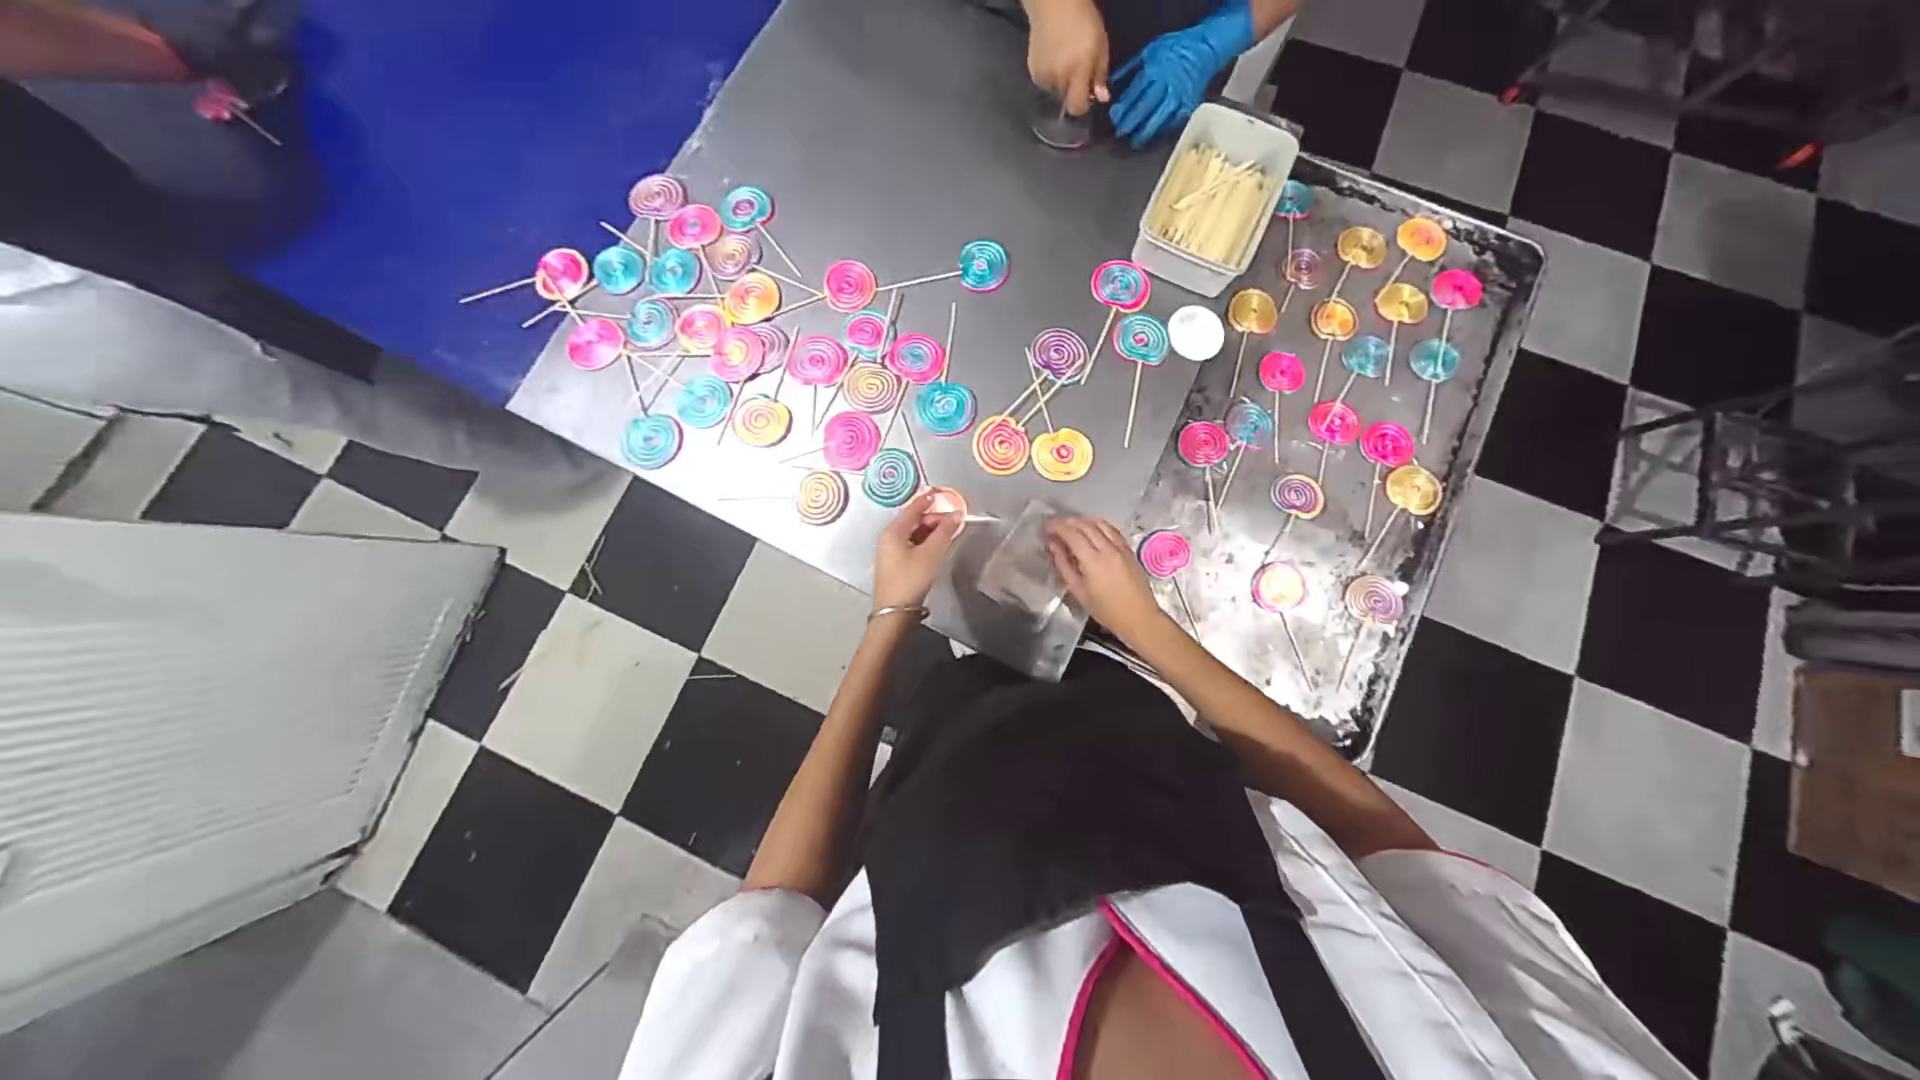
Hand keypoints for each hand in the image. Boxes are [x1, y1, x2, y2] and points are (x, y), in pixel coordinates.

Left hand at [872, 490, 963, 610]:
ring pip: (913, 534)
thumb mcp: (931, 554)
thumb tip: (956, 514)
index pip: (913, 508)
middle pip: (913, 521)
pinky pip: (911, 545)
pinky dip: (925, 542)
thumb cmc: (911, 579)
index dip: (929, 500)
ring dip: (930, 531)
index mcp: (893, 531)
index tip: (943, 494)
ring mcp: (889, 551)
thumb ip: (945, 532)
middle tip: (953, 521)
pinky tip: (937, 547)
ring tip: (949, 533)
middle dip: (934, 519)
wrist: (895, 612)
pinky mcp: (894, 563)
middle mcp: (888, 538)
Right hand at [1024, 0, 1109, 115]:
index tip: (1087, 94)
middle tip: (1077, 70)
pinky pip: (1044, 83)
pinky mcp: (1033, 72)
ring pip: (1055, 92)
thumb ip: (1100, 75)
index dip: (1083, 105)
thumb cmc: (1083, 21)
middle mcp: (1059, 79)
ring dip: (1061, 83)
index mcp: (1077, 73)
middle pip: (1066, 100)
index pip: (1077, 108)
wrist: (1054, 3)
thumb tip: (1101, 98)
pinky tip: (1053, 58)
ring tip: (1064, 61)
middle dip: (1073, 90)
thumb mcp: (1100, 46)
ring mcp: (1044, 77)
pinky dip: (1050, 76)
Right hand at [1045, 517, 1169, 644]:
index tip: (1046, 528)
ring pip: (1101, 524)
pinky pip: (1113, 531)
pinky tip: (1093, 530)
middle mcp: (1109, 549)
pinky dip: (1099, 526)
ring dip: (1084, 521)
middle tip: (1055, 525)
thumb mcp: (1079, 591)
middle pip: (1086, 526)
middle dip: (1068, 522)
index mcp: (1094, 561)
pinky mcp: (1129, 551)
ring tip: (1071, 525)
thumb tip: (1053, 546)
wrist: (1139, 617)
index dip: (1058, 528)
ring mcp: (1121, 548)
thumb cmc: (1106, 609)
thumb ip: (1064, 565)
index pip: (1072, 535)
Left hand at [1109, 1, 1255, 147]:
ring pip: (1159, 120)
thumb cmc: (1176, 48)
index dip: (1123, 108)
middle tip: (1120, 134)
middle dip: (1130, 123)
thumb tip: (1113, 83)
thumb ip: (1131, 67)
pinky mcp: (1189, 105)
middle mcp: (1166, 85)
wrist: (1205, 48)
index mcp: (1155, 70)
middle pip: (1144, 109)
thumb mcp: (1150, 51)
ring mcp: (1179, 96)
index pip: (1134, 93)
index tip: (1114, 118)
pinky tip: (1154, 137)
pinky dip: (1162, 131)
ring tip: (1135, 143)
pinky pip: (1173, 122)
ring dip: (1145, 133)